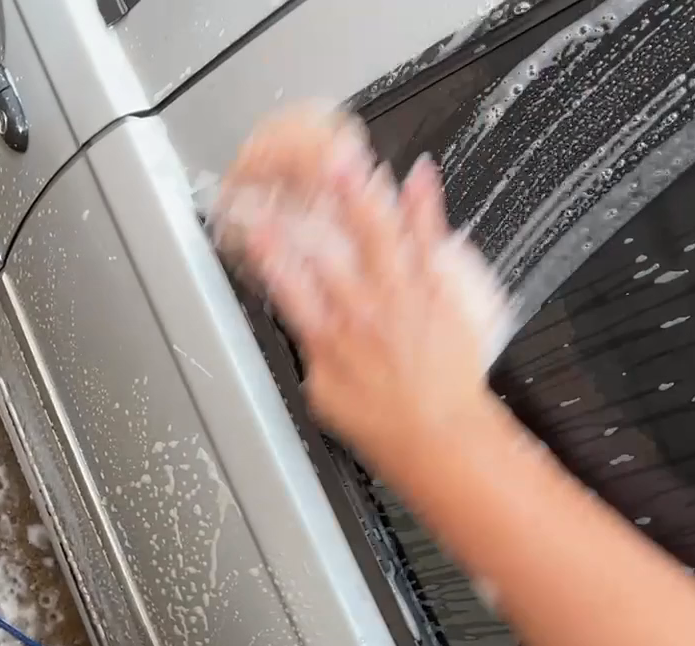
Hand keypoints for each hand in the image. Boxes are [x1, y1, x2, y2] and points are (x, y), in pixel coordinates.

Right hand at [213, 105, 512, 464]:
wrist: (436, 434)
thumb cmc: (383, 422)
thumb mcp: (325, 395)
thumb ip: (315, 354)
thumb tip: (307, 332)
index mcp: (328, 338)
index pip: (289, 288)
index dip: (269, 254)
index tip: (255, 226)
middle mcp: (362, 314)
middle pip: (328, 256)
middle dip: (308, 214)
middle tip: (290, 178)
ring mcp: (402, 300)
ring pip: (377, 240)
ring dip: (360, 199)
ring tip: (346, 163)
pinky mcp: (439, 293)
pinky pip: (430, 244)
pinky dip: (425, 208)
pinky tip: (418, 176)